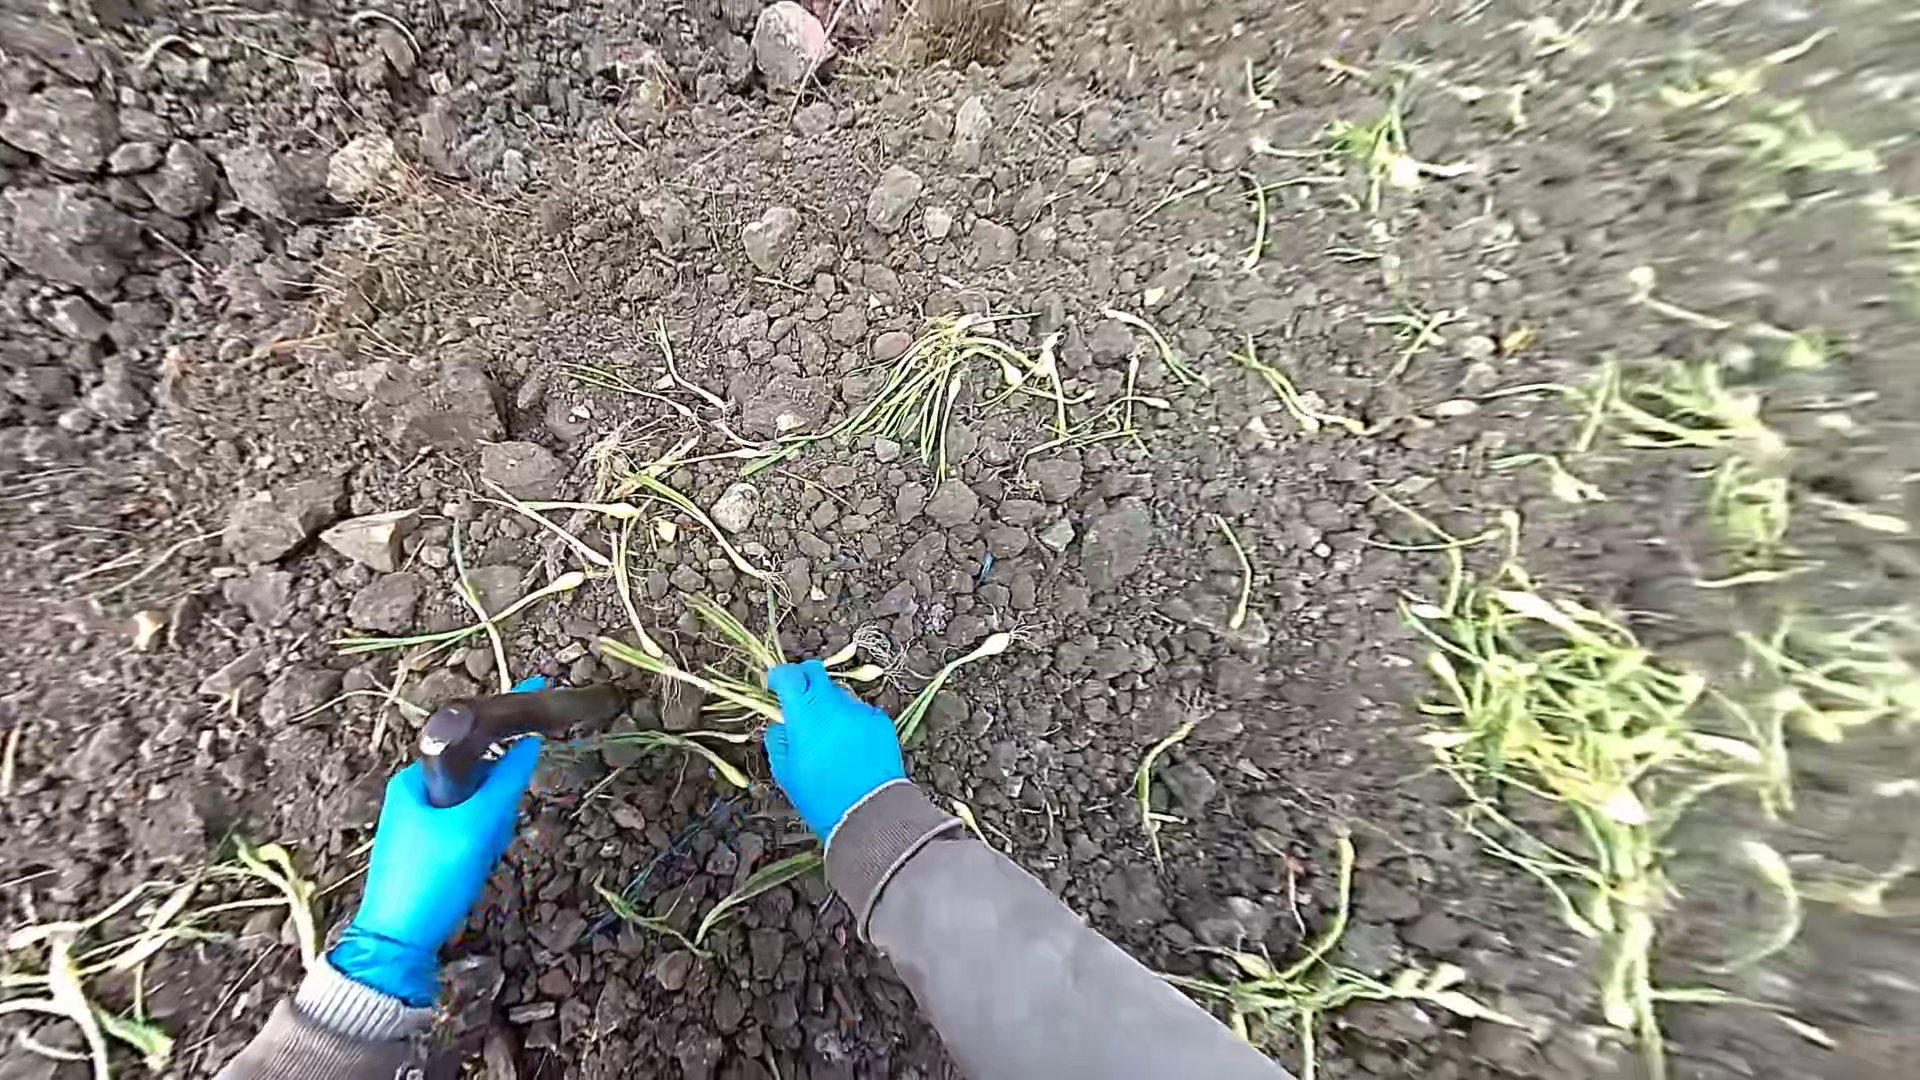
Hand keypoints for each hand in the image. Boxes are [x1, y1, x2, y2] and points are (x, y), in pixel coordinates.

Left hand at [330, 678, 545, 1004]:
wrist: (397, 940)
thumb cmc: (435, 872)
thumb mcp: (479, 821)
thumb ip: (508, 778)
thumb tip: (531, 741)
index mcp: (417, 778)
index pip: (469, 733)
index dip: (504, 712)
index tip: (538, 686)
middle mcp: (416, 789)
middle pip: (480, 766)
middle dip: (501, 789)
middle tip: (501, 820)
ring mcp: (422, 814)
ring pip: (480, 794)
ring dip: (494, 814)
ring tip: (487, 845)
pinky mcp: (430, 836)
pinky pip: (472, 815)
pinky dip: (486, 827)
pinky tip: (484, 850)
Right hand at [766, 659, 905, 841]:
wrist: (869, 809)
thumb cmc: (821, 796)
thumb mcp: (786, 772)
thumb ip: (778, 739)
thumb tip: (780, 723)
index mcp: (806, 714)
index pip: (791, 675)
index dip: (781, 675)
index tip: (776, 683)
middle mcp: (835, 704)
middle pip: (817, 673)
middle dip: (805, 681)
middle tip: (800, 699)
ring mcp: (860, 710)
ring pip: (839, 695)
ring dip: (829, 706)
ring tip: (829, 738)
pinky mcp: (880, 720)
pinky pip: (859, 712)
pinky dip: (851, 722)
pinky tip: (851, 747)